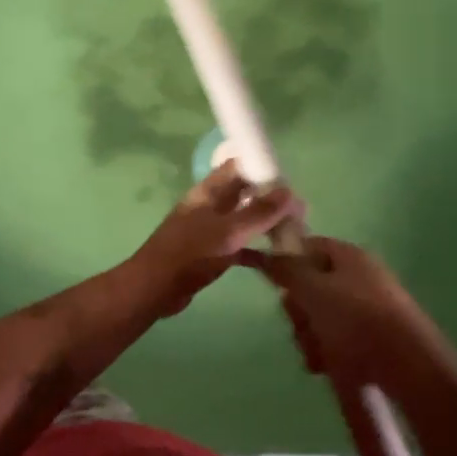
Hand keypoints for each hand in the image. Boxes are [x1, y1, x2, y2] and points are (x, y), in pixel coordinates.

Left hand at [127, 162, 304, 316]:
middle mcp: (209, 206)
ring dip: (266, 225)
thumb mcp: (228, 232)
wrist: (156, 288)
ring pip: (243, 221)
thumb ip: (258, 213)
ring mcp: (209, 229)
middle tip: (300, 212)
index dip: (262, 168)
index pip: (237, 167)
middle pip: (243, 194)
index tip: (290, 180)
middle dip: (270, 200)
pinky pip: (239, 246)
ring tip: (296, 233)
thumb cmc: (190, 253)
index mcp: (208, 192)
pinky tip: (278, 261)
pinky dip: (257, 250)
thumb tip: (290, 191)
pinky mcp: (211, 253)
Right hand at [248, 235, 416, 380]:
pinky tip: (325, 367)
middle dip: (298, 310)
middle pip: (309, 286)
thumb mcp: (313, 288)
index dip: (284, 261)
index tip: (271, 283)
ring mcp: (365, 310)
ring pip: (318, 317)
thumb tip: (262, 252)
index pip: (306, 247)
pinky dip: (325, 352)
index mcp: (348, 256)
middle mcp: (357, 278)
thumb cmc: (357, 319)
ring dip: (308, 336)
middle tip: (300, 323)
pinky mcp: (371, 340)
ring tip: (316, 354)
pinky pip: (334, 339)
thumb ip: (285, 269)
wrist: (410, 368)